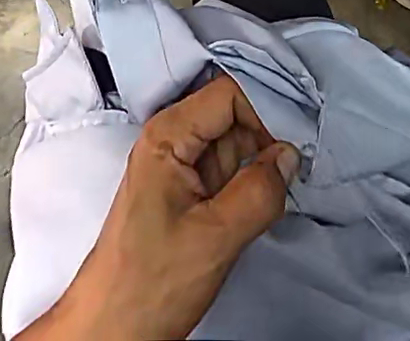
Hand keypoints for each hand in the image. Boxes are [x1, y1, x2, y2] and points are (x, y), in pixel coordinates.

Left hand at [20, 74, 297, 340]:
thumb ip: (259, 191)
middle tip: (298, 158)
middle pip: (236, 111)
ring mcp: (183, 162)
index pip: (230, 94)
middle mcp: (174, 139)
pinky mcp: (193, 186)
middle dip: (270, 131)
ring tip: (290, 175)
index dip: (264, 111)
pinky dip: (258, 171)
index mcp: (168, 136)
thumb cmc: (146, 288)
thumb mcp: (213, 239)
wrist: (111, 335)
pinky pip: (235, 163)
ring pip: (239, 137)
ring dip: (266, 153)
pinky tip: (273, 188)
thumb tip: (290, 156)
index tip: (292, 139)